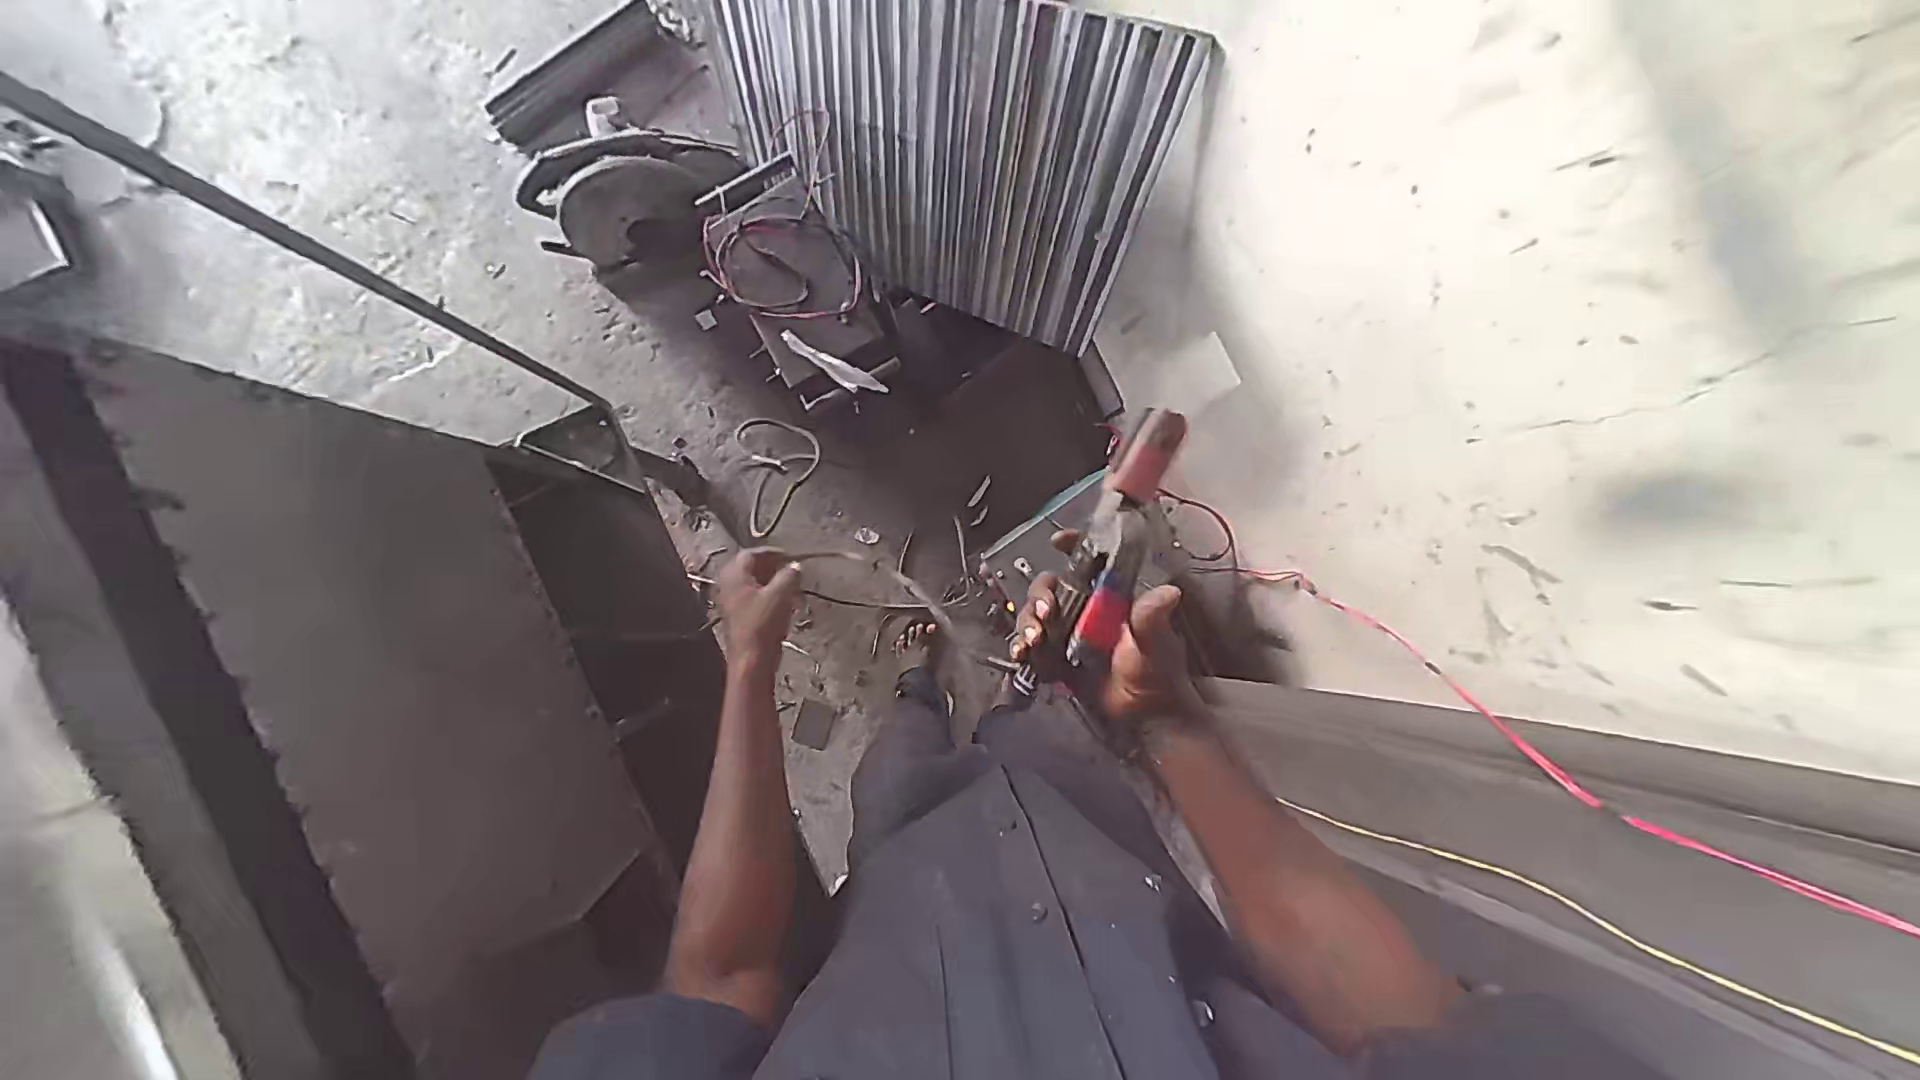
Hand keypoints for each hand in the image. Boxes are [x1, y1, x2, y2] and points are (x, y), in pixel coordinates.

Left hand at [717, 548, 802, 667]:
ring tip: (793, 588)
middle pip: (751, 569)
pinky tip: (786, 606)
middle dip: (773, 568)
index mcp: (734, 576)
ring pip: (755, 585)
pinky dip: (771, 597)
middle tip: (791, 570)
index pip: (751, 554)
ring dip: (774, 583)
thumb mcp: (781, 593)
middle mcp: (729, 586)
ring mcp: (733, 603)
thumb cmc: (763, 622)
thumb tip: (795, 567)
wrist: (752, 658)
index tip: (789, 557)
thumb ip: (789, 575)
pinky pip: (756, 600)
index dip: (772, 553)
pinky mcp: (740, 618)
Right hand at [1010, 533, 1205, 737]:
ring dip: (1028, 620)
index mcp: (1109, 597)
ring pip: (1035, 614)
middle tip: (1046, 613)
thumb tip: (1170, 592)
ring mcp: (1067, 633)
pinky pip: (1031, 644)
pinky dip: (1022, 645)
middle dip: (1041, 595)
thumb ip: (1153, 619)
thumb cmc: (1157, 675)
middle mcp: (1084, 609)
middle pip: (1051, 587)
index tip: (1057, 542)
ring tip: (1033, 639)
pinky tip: (1023, 653)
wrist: (1146, 719)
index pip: (1088, 562)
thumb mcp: (1156, 644)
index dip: (1072, 546)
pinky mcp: (1054, 657)